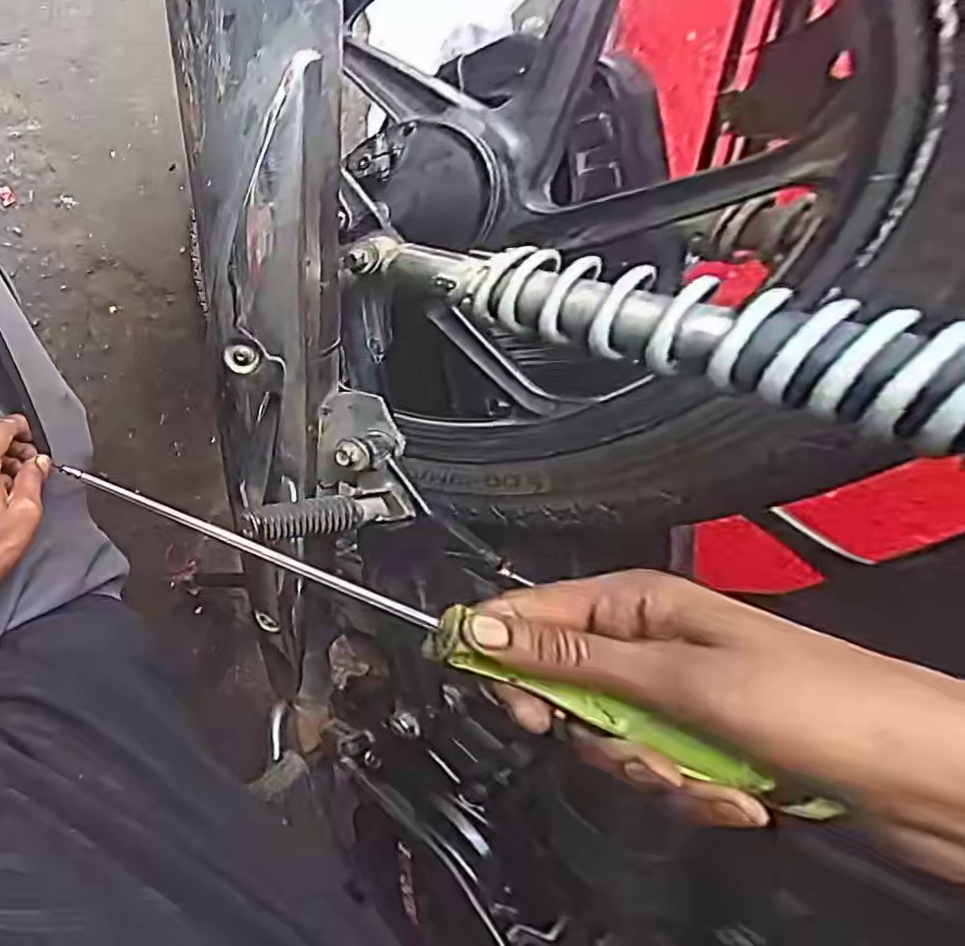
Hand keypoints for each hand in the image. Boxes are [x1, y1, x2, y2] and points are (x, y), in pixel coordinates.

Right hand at [468, 571, 964, 880]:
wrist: (964, 793)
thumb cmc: (839, 709)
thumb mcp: (680, 678)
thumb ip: (567, 655)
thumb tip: (480, 630)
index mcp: (629, 603)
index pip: (522, 614)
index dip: (497, 650)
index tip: (499, 691)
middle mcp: (638, 643)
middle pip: (550, 676)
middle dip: (573, 719)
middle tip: (585, 735)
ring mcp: (666, 694)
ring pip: (594, 728)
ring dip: (634, 763)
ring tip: (689, 777)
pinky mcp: (693, 742)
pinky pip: (642, 763)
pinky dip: (676, 788)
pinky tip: (727, 794)